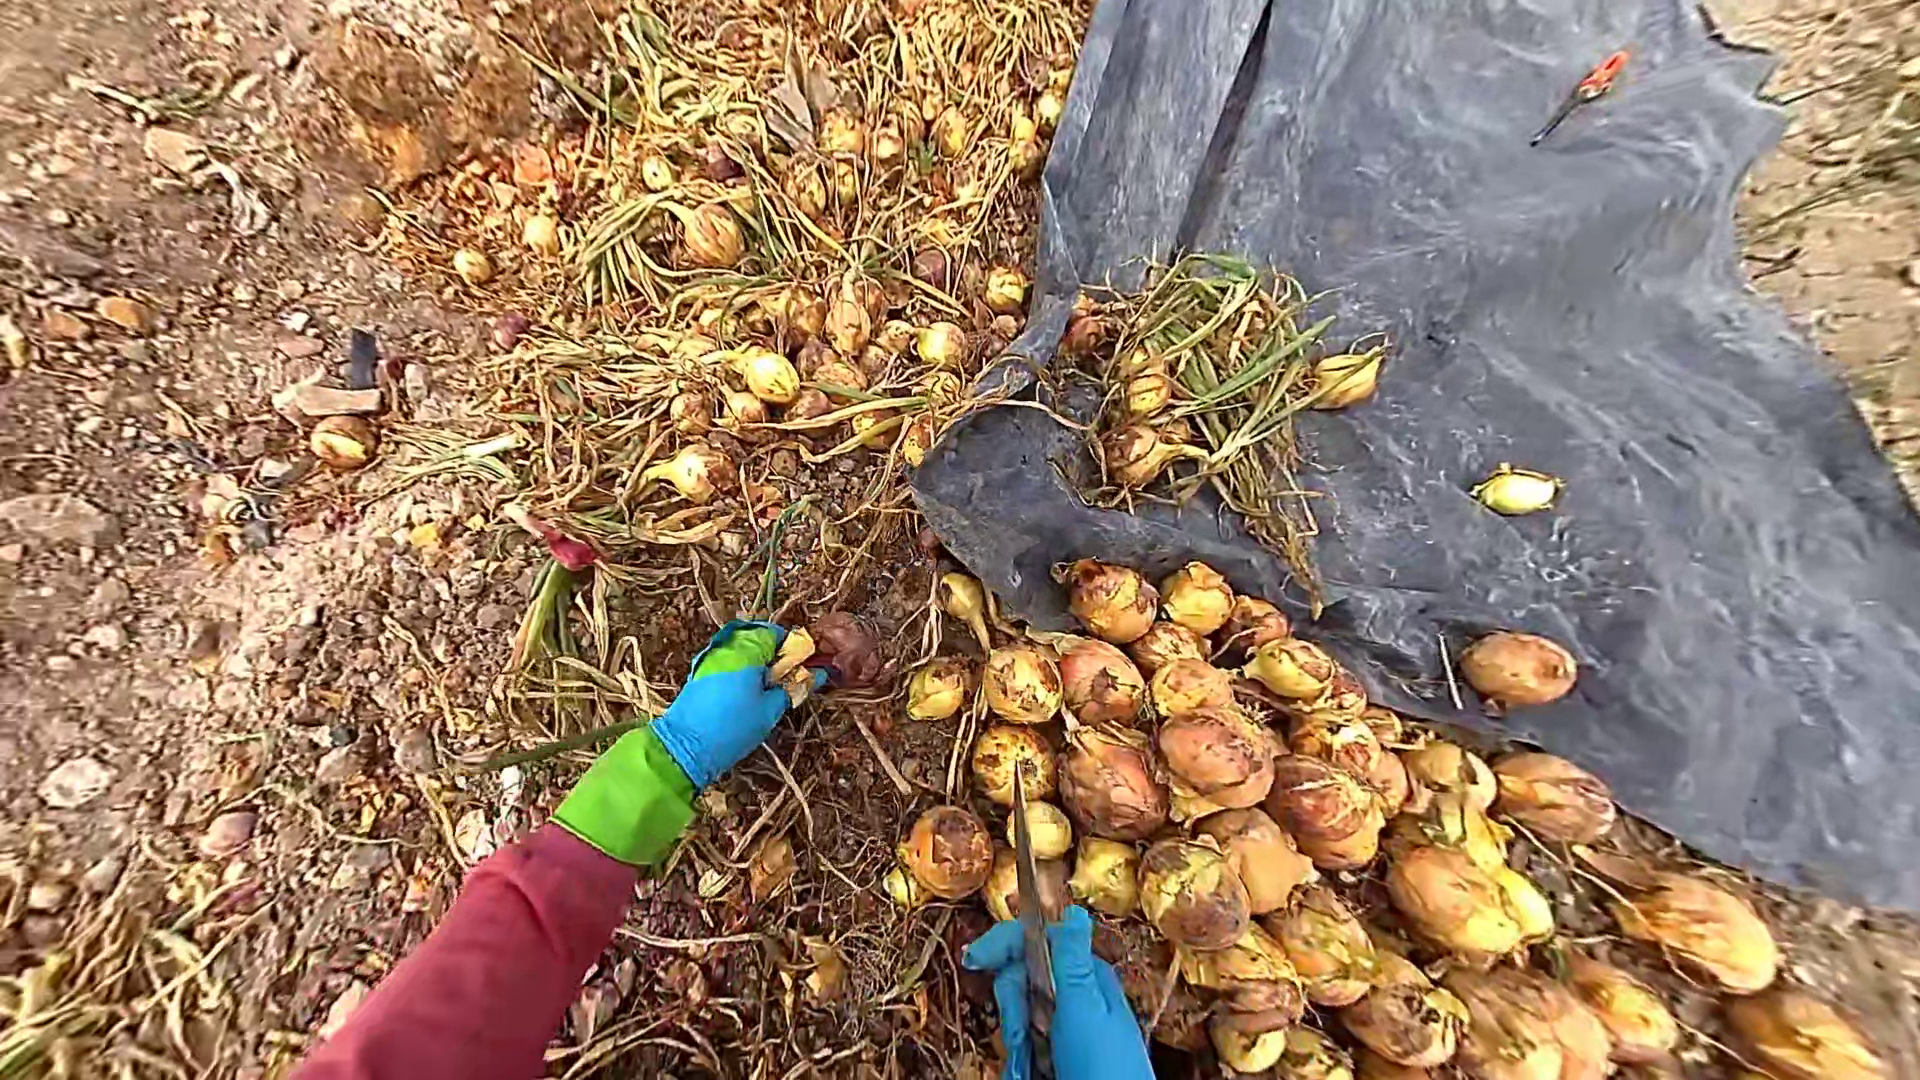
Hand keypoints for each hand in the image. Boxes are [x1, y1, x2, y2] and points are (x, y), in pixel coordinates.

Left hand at [650, 619, 812, 789]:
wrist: (683, 749)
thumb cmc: (734, 727)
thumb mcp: (771, 709)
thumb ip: (794, 687)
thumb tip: (819, 674)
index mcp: (746, 650)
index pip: (776, 633)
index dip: (791, 647)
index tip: (799, 666)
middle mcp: (726, 646)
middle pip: (757, 637)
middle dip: (774, 653)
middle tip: (783, 678)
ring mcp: (710, 658)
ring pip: (742, 649)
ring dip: (757, 661)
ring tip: (765, 687)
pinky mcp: (700, 672)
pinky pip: (728, 660)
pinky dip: (741, 669)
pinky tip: (745, 692)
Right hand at [962, 906, 1153, 1079]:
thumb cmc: (1102, 1068)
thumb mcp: (1085, 1008)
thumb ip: (1072, 958)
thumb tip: (1073, 909)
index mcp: (1085, 975)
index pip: (1038, 939)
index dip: (1005, 944)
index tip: (974, 957)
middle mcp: (1074, 996)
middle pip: (1023, 975)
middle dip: (1012, 1002)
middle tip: (1020, 1035)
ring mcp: (1064, 1028)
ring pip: (1020, 1011)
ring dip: (1015, 1034)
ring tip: (1028, 1063)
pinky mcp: (1054, 1056)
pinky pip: (1023, 1043)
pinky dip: (1018, 1058)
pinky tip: (1025, 1070)